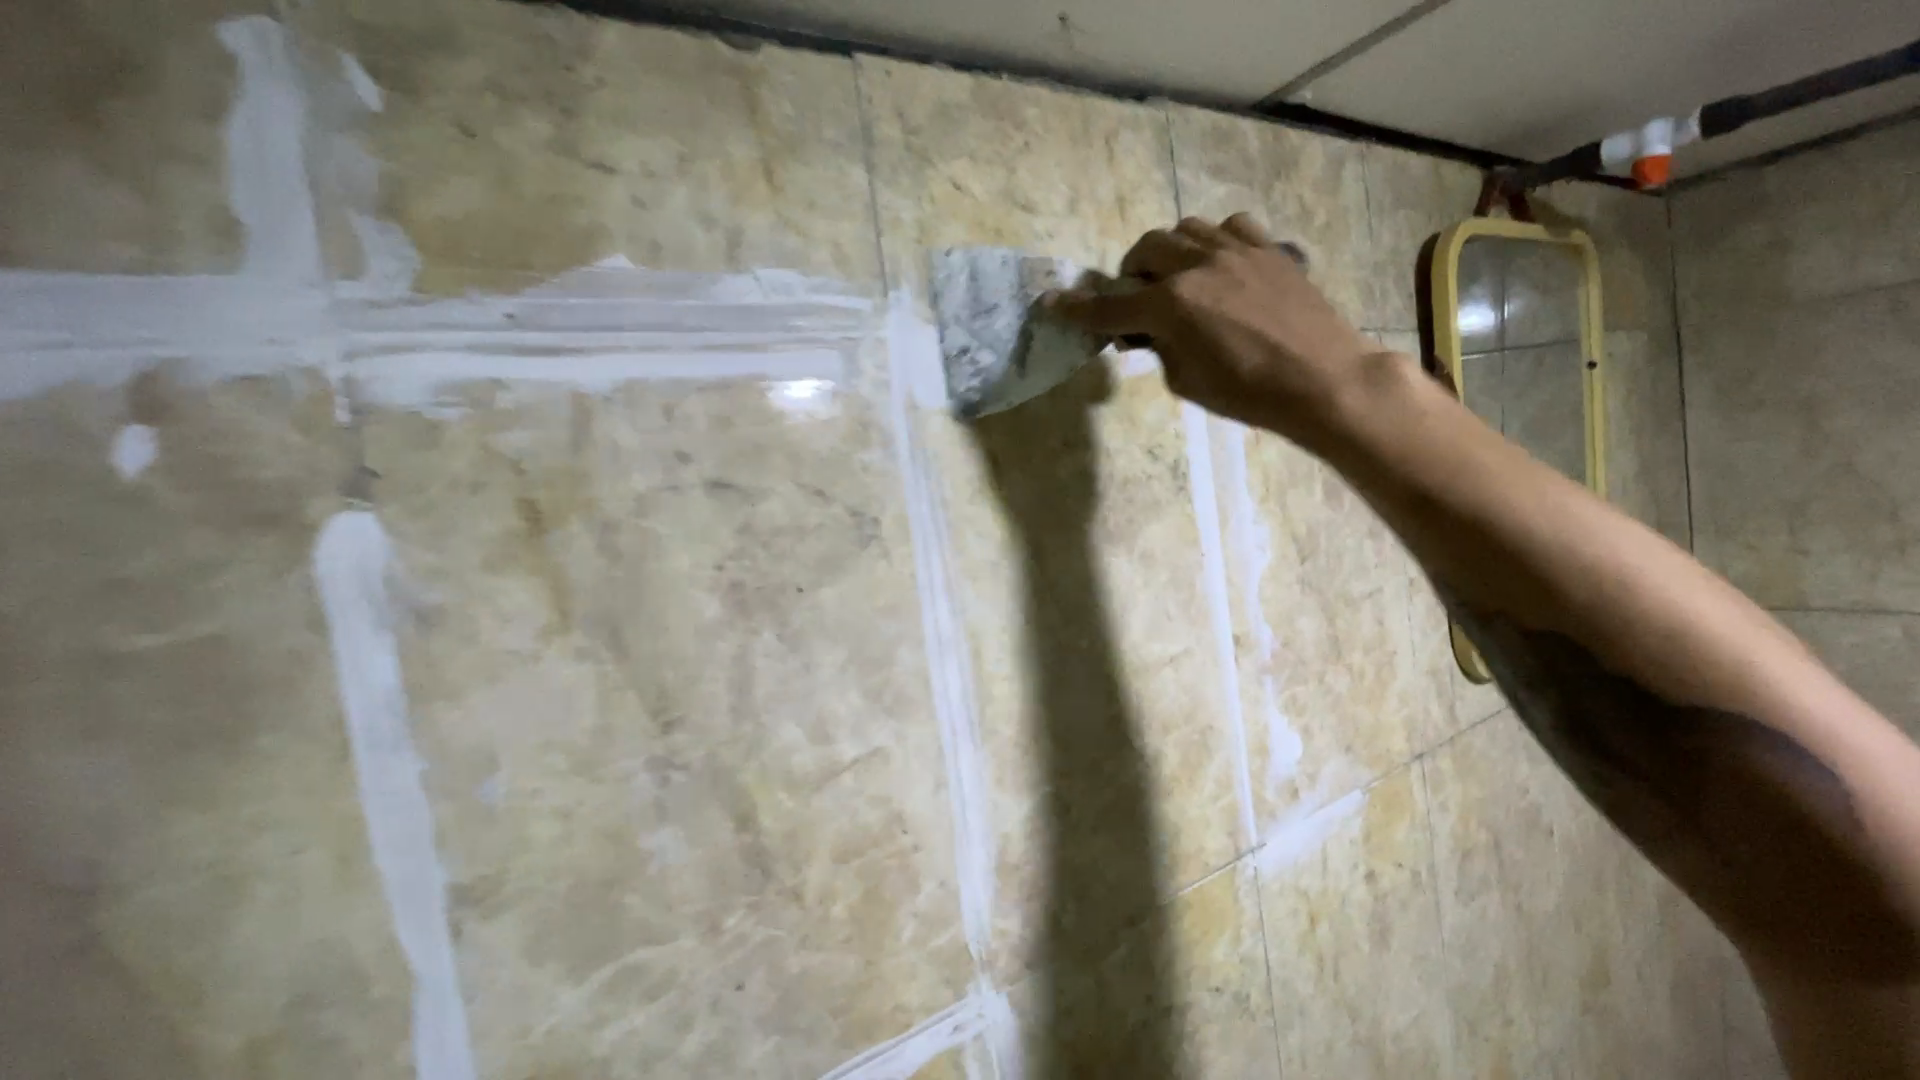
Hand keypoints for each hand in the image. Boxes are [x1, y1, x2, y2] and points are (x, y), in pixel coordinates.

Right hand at [1042, 214, 1388, 441]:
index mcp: (1171, 306)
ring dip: (1171, 252)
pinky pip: (1231, 226)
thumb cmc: (1248, 393)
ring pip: (1186, 229)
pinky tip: (1221, 265)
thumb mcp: (1187, 381)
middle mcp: (1197, 266)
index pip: (1110, 306)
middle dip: (1132, 274)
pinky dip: (1215, 241)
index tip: (1050, 303)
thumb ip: (1160, 346)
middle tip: (1139, 300)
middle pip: (1145, 251)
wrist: (1323, 380)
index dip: (1077, 308)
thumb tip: (1151, 330)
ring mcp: (1236, 251)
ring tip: (1180, 278)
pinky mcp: (1269, 250)